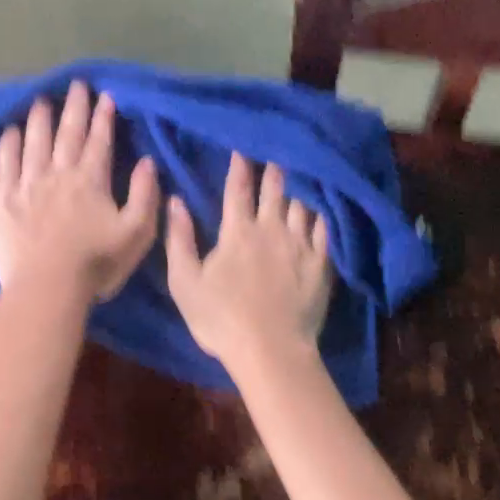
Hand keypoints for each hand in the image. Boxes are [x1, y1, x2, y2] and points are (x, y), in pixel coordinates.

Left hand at [0, 81, 158, 299]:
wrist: (47, 287)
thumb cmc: (97, 263)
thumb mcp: (137, 233)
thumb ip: (145, 195)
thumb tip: (147, 162)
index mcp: (92, 180)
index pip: (100, 141)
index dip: (104, 117)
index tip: (105, 96)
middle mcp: (59, 173)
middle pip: (67, 133)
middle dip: (74, 108)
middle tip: (76, 85)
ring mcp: (28, 185)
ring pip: (34, 142)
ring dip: (39, 119)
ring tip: (41, 100)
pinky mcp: (4, 201)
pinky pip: (5, 164)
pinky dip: (7, 145)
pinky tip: (7, 131)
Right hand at [165, 153, 333, 374]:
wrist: (271, 349)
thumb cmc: (220, 319)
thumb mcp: (185, 282)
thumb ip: (180, 239)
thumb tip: (175, 201)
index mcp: (237, 232)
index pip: (237, 190)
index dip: (239, 167)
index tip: (242, 150)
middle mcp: (271, 229)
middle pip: (274, 191)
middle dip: (273, 172)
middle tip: (276, 157)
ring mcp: (299, 245)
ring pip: (301, 206)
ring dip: (297, 192)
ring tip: (298, 182)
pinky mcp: (320, 263)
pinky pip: (323, 230)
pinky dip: (320, 216)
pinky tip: (320, 212)